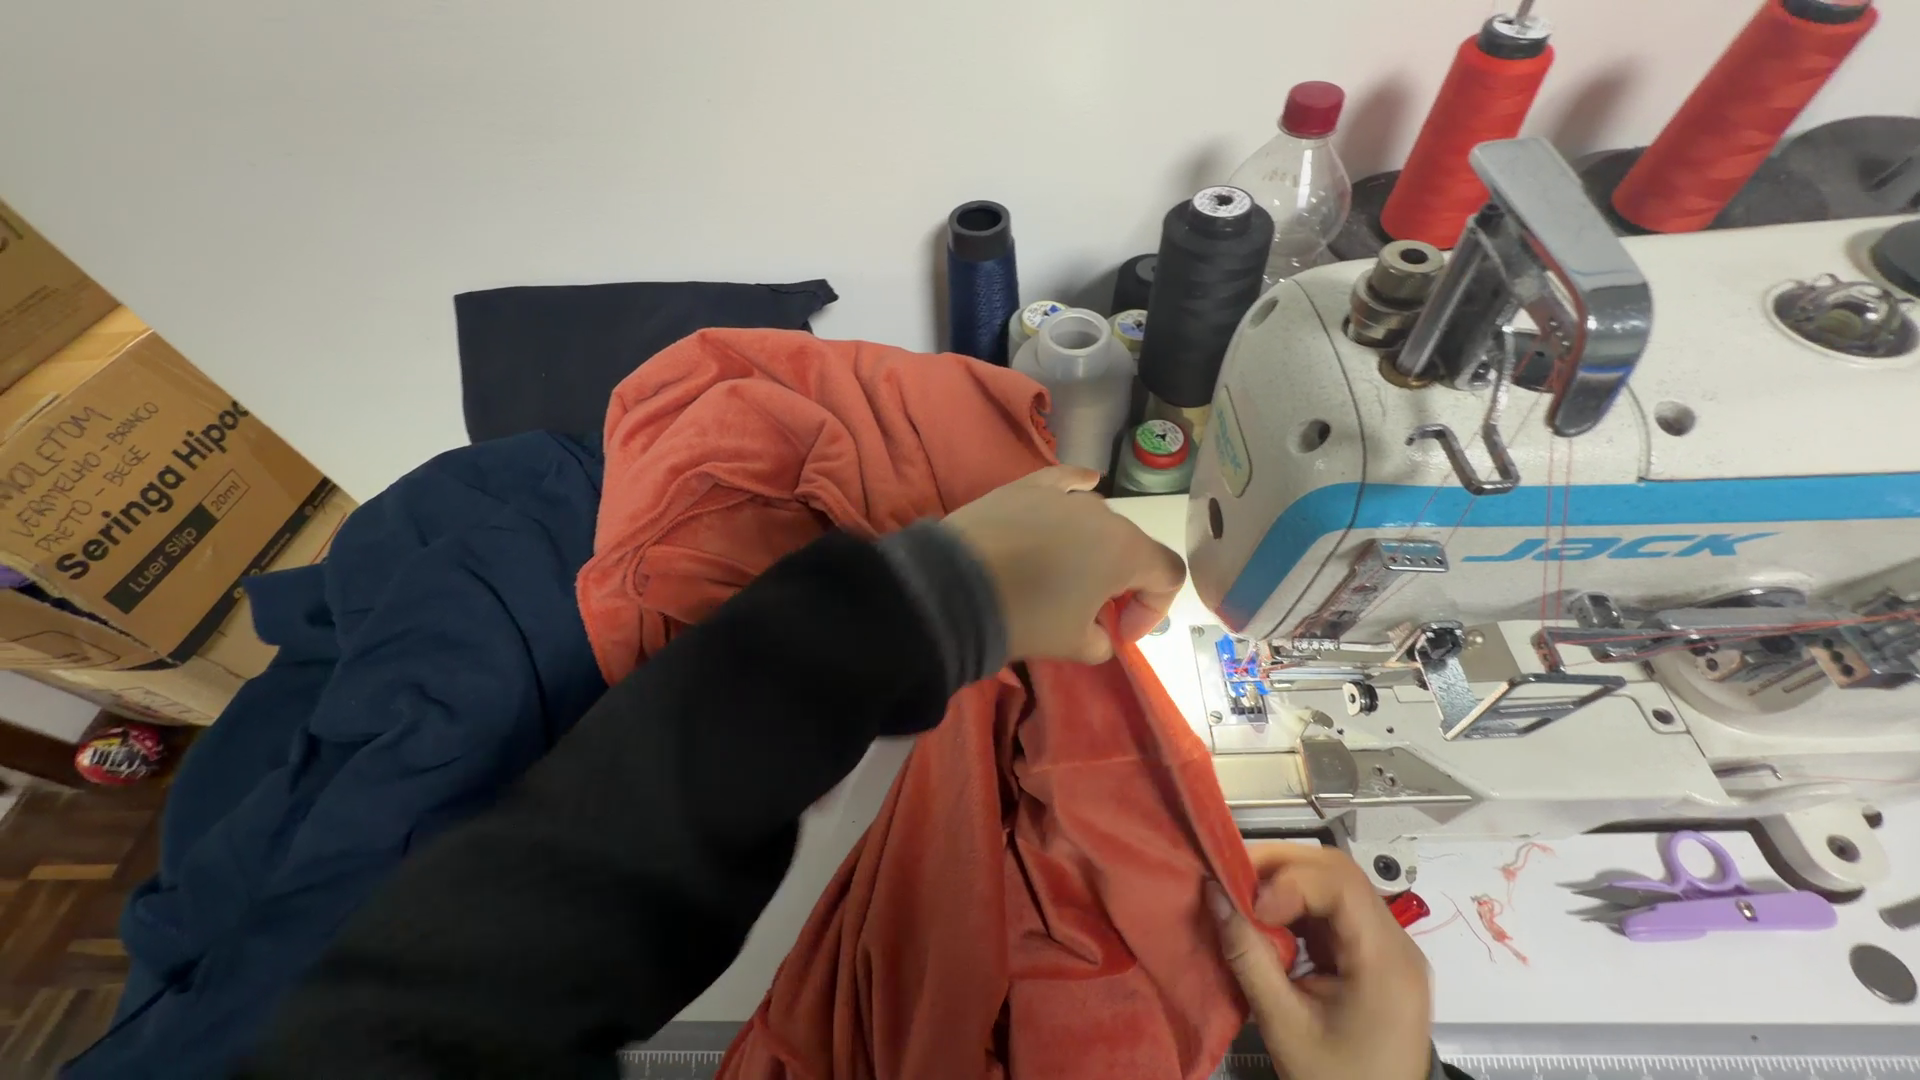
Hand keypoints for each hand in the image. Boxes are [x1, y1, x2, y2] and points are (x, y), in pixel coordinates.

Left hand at [942, 465, 1185, 663]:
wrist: (955, 588)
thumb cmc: (1027, 617)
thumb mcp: (1073, 645)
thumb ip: (1101, 641)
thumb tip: (1099, 634)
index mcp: (1127, 551)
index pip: (1166, 575)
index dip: (1153, 609)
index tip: (1120, 633)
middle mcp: (1103, 514)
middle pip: (1130, 546)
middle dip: (1119, 582)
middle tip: (1090, 612)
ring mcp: (1063, 496)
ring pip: (1095, 519)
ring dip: (1091, 548)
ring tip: (1061, 575)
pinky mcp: (1026, 488)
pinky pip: (1063, 481)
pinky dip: (1075, 486)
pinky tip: (1085, 482)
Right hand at [1208, 843, 1432, 1079]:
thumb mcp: (1284, 1024)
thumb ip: (1248, 956)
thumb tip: (1213, 894)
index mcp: (1385, 961)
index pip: (1340, 884)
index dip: (1288, 880)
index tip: (1249, 904)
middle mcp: (1396, 942)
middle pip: (1338, 872)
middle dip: (1280, 867)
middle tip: (1233, 880)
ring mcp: (1388, 945)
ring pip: (1333, 883)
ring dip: (1284, 881)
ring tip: (1244, 896)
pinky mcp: (1372, 952)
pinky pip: (1332, 907)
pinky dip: (1294, 903)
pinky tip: (1268, 918)